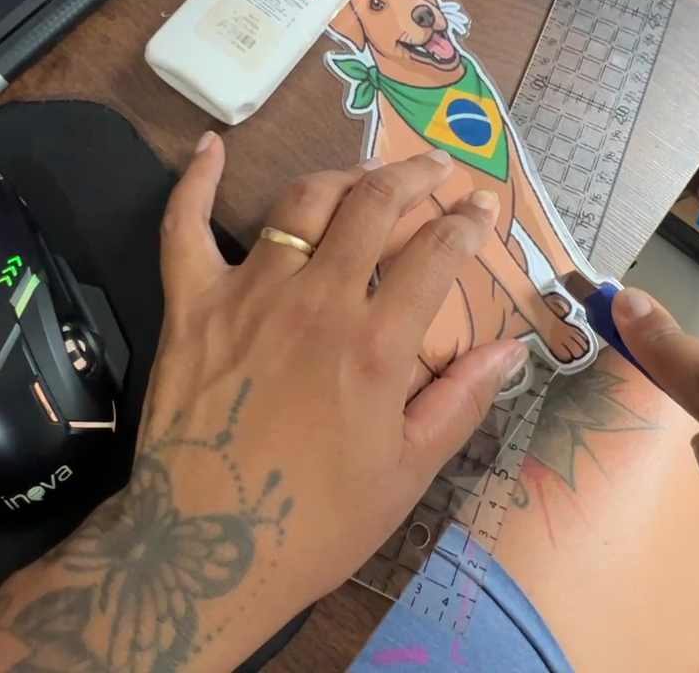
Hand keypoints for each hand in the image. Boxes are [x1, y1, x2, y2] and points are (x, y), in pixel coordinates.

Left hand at [0, 135, 527, 672]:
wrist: (204, 551)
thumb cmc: (316, 519)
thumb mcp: (407, 473)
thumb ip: (462, 402)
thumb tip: (513, 349)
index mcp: (374, 344)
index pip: (435, 254)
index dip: (466, 221)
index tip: (481, 205)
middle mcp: (316, 299)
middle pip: (373, 207)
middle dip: (414, 177)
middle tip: (436, 168)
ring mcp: (249, 292)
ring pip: (302, 203)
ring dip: (342, 176)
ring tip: (366, 175)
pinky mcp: (193, 301)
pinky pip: (186, 227)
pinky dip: (198, 182)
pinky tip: (212, 147)